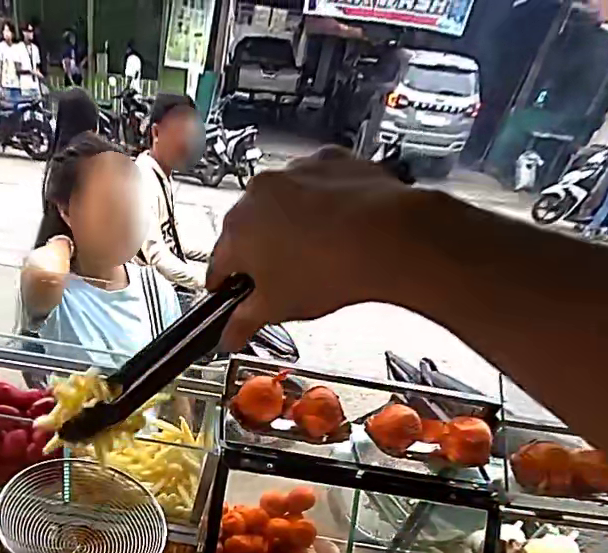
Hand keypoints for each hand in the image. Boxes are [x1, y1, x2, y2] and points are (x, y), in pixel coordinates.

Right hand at [208, 146, 444, 352]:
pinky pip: (311, 187)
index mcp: (235, 231)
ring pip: (277, 208)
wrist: (391, 238)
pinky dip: (315, 206)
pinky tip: (329, 231)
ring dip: (285, 229)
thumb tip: (229, 336)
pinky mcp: (328, 161)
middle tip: (279, 282)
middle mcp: (257, 194)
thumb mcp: (275, 309)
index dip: (225, 288)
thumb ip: (241, 324)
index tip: (234, 297)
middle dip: (257, 257)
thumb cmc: (331, 267)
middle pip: (245, 234)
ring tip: (310, 257)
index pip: (217, 267)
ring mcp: (293, 173)